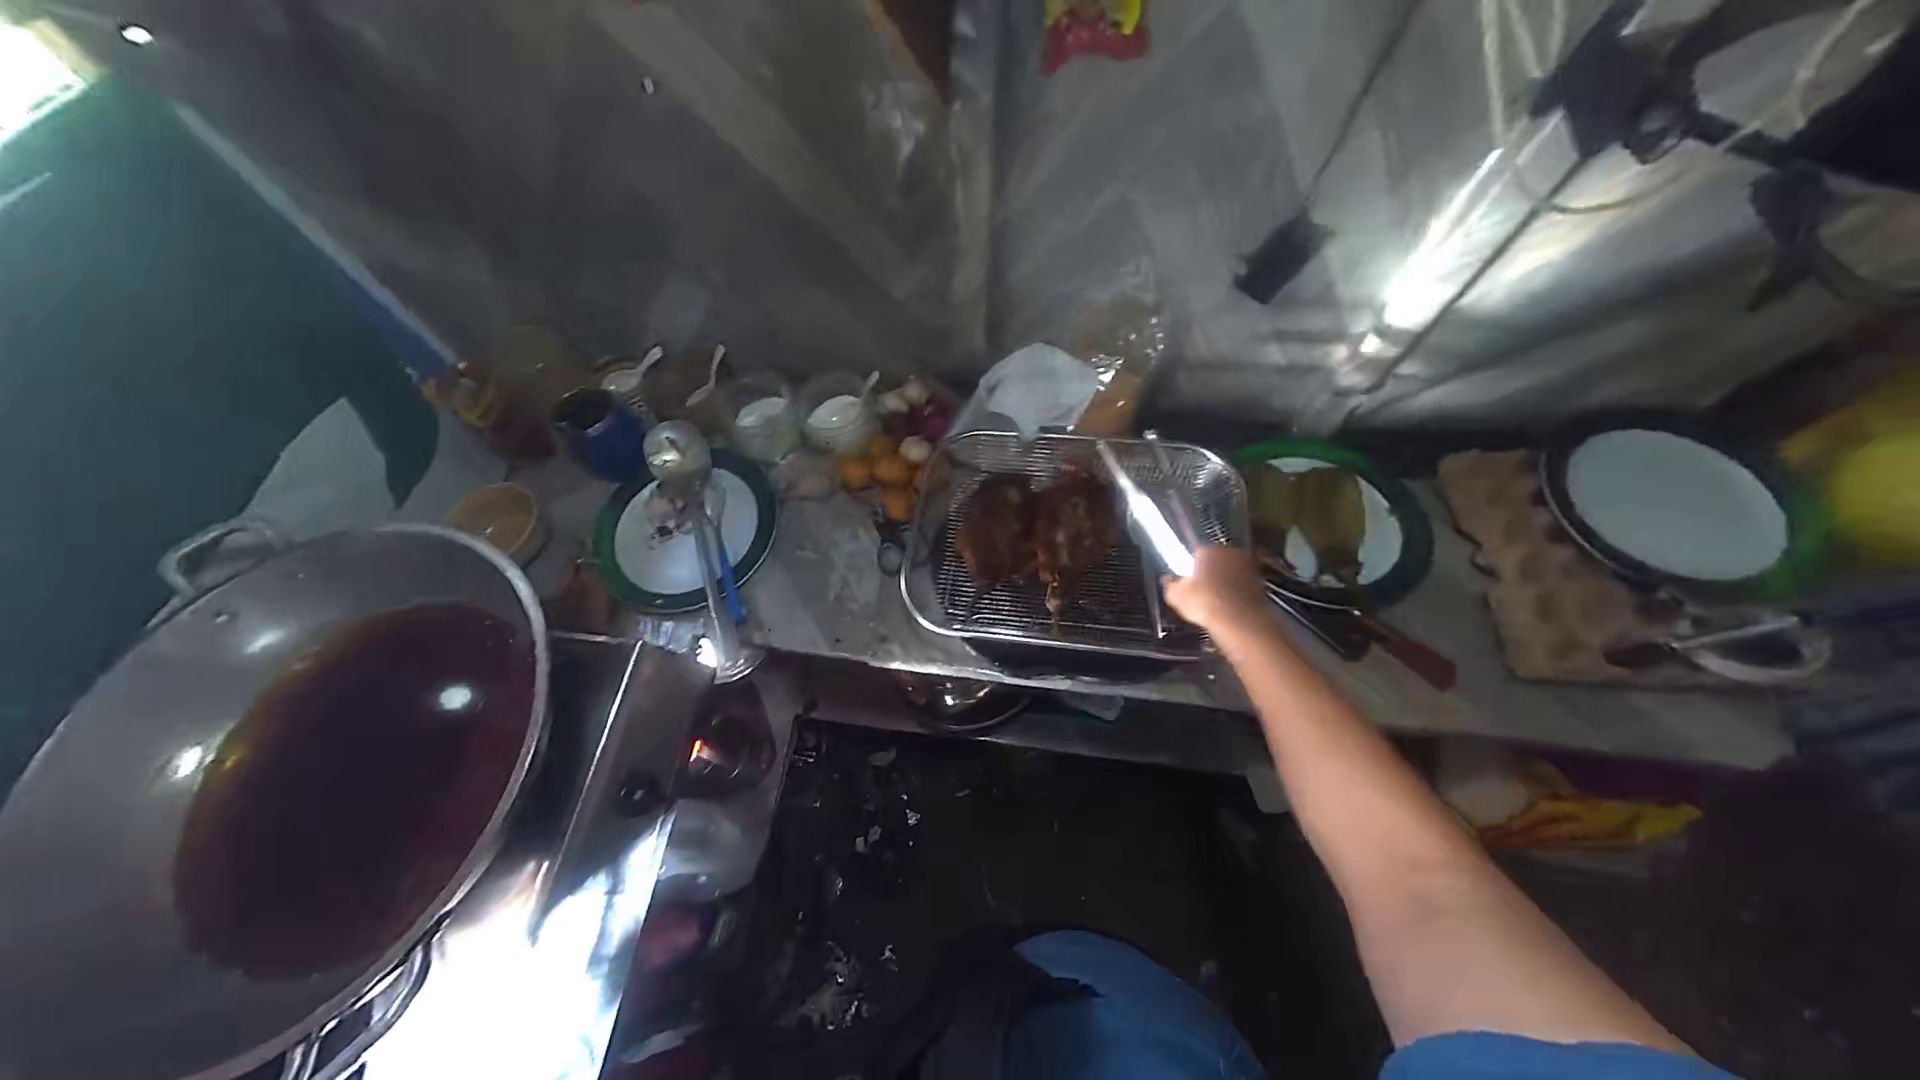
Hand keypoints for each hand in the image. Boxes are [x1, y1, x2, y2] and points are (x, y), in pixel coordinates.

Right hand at [1163, 546, 1274, 635]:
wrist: (1240, 620)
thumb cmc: (1205, 603)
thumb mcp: (1175, 596)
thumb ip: (1170, 585)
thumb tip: (1168, 580)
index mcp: (1209, 549)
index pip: (1196, 553)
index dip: (1190, 568)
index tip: (1188, 581)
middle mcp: (1231, 552)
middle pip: (1217, 559)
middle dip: (1210, 571)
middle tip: (1202, 590)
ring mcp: (1249, 566)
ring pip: (1232, 571)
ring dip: (1226, 581)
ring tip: (1216, 601)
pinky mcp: (1262, 582)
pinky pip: (1244, 584)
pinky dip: (1238, 592)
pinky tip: (1230, 606)